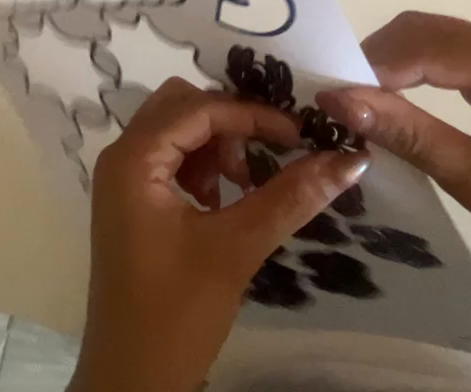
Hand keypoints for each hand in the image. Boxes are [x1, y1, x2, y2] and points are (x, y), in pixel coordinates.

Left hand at [71, 79, 369, 391]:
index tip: (302, 135)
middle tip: (271, 153)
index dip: (252, 115)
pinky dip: (202, 167)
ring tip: (246, 185)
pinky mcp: (132, 201)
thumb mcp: (236, 248)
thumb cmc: (177, 311)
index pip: (198, 109)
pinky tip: (224, 202)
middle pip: (181, 107)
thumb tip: (350, 158)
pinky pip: (170, 159)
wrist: (131, 378)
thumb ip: (290, 197)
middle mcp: (121, 156)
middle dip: (230, 123)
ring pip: (175, 131)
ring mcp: (123, 179)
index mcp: (132, 158)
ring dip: (216, 145)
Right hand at [316, 12, 470, 318]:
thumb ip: (410, 136)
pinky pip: (454, 57)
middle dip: (376, 59)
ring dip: (392, 64)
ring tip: (359, 103)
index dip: (372, 66)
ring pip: (436, 39)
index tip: (329, 99)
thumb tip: (337, 101)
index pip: (428, 47)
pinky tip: (396, 100)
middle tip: (340, 102)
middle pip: (428, 31)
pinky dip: (415, 72)